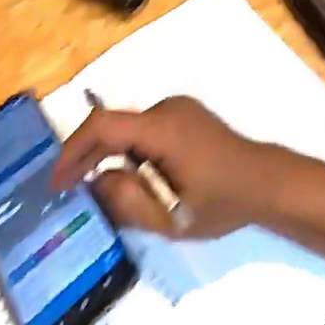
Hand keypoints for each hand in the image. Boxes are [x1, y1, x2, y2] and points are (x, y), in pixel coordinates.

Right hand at [50, 97, 302, 239]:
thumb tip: (94, 183)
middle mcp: (166, 108)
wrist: (267, 181)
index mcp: (162, 128)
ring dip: (110, 154)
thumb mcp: (172, 217)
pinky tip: (134, 176)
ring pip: (128, 127)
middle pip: (113, 125)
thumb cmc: (222, 202)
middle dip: (87, 155)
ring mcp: (177, 107)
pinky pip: (145, 127)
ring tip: (101, 187)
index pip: (103, 126)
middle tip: (68, 188)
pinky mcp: (184, 113)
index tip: (57, 180)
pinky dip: (130, 149)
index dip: (73, 149)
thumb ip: (128, 202)